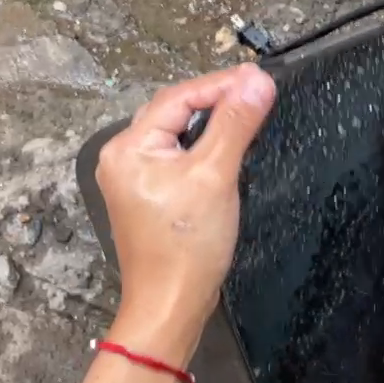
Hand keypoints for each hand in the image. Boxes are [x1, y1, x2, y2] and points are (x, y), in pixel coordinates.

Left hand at [93, 64, 275, 362]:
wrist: (171, 305)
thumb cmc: (187, 246)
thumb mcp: (216, 175)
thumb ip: (236, 123)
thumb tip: (258, 80)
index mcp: (129, 147)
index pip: (179, 96)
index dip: (221, 83)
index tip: (260, 77)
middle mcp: (123, 157)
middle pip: (175, 111)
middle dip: (216, 97)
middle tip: (257, 90)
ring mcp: (133, 178)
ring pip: (177, 133)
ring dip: (211, 120)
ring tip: (247, 110)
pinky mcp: (148, 195)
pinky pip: (177, 155)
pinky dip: (203, 144)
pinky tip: (226, 145)